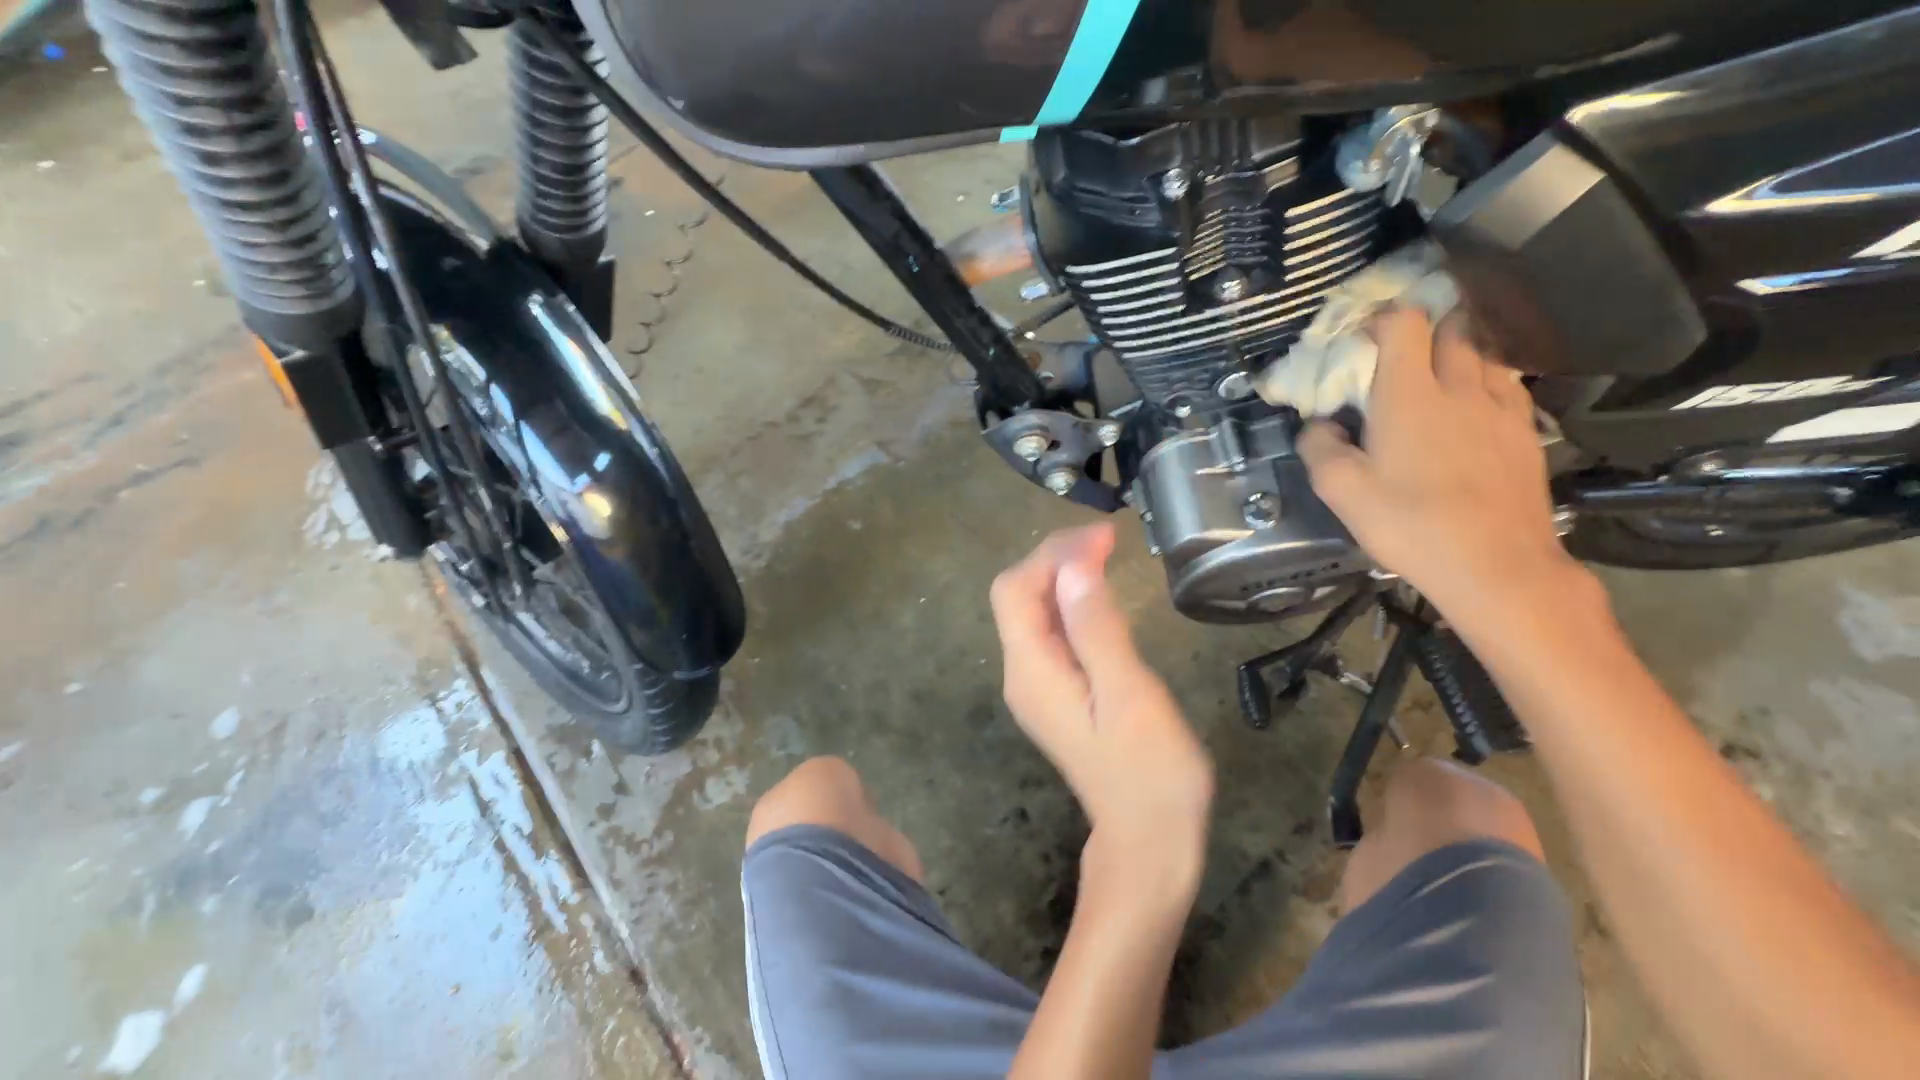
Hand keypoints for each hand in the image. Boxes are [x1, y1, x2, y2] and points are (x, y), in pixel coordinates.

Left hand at [990, 524, 1213, 895]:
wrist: (1149, 841)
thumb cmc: (1151, 771)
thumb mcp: (1129, 692)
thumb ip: (1096, 628)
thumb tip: (1072, 567)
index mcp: (1031, 671)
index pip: (1015, 589)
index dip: (1052, 553)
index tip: (1106, 537)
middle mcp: (1021, 676)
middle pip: (1018, 597)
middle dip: (1056, 560)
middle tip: (1110, 543)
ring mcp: (1036, 689)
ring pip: (1034, 614)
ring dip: (1063, 579)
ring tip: (1109, 559)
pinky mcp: (1056, 697)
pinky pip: (1051, 636)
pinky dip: (1072, 608)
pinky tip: (1103, 602)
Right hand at [1297, 306, 1582, 617]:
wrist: (1497, 565)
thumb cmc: (1411, 526)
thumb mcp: (1341, 494)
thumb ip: (1319, 449)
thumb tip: (1319, 425)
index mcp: (1408, 394)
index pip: (1404, 322)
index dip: (1382, 319)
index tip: (1364, 339)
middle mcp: (1459, 385)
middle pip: (1450, 326)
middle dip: (1425, 326)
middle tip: (1401, 349)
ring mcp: (1500, 405)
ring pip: (1483, 350)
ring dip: (1459, 348)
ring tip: (1440, 368)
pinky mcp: (1526, 429)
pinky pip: (1507, 382)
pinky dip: (1488, 376)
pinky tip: (1477, 400)